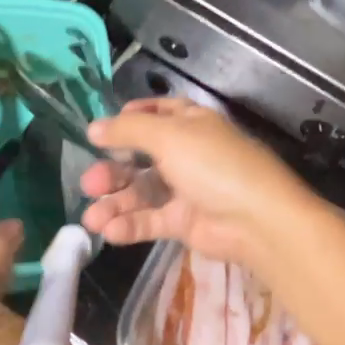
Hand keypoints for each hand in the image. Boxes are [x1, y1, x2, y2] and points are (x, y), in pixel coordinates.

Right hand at [78, 97, 314, 264]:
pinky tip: (108, 231)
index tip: (102, 130)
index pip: (159, 113)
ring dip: (115, 203)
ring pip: (143, 193)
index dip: (132, 119)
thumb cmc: (213, 165)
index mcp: (192, 124)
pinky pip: (151, 221)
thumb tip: (94, 128)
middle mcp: (188, 153)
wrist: (255, 219)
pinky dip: (129, 225)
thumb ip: (129, 130)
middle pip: (142, 158)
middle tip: (88, 182)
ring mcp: (187, 189)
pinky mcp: (185, 222)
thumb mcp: (169, 136)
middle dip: (113, 170)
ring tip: (91, 217)